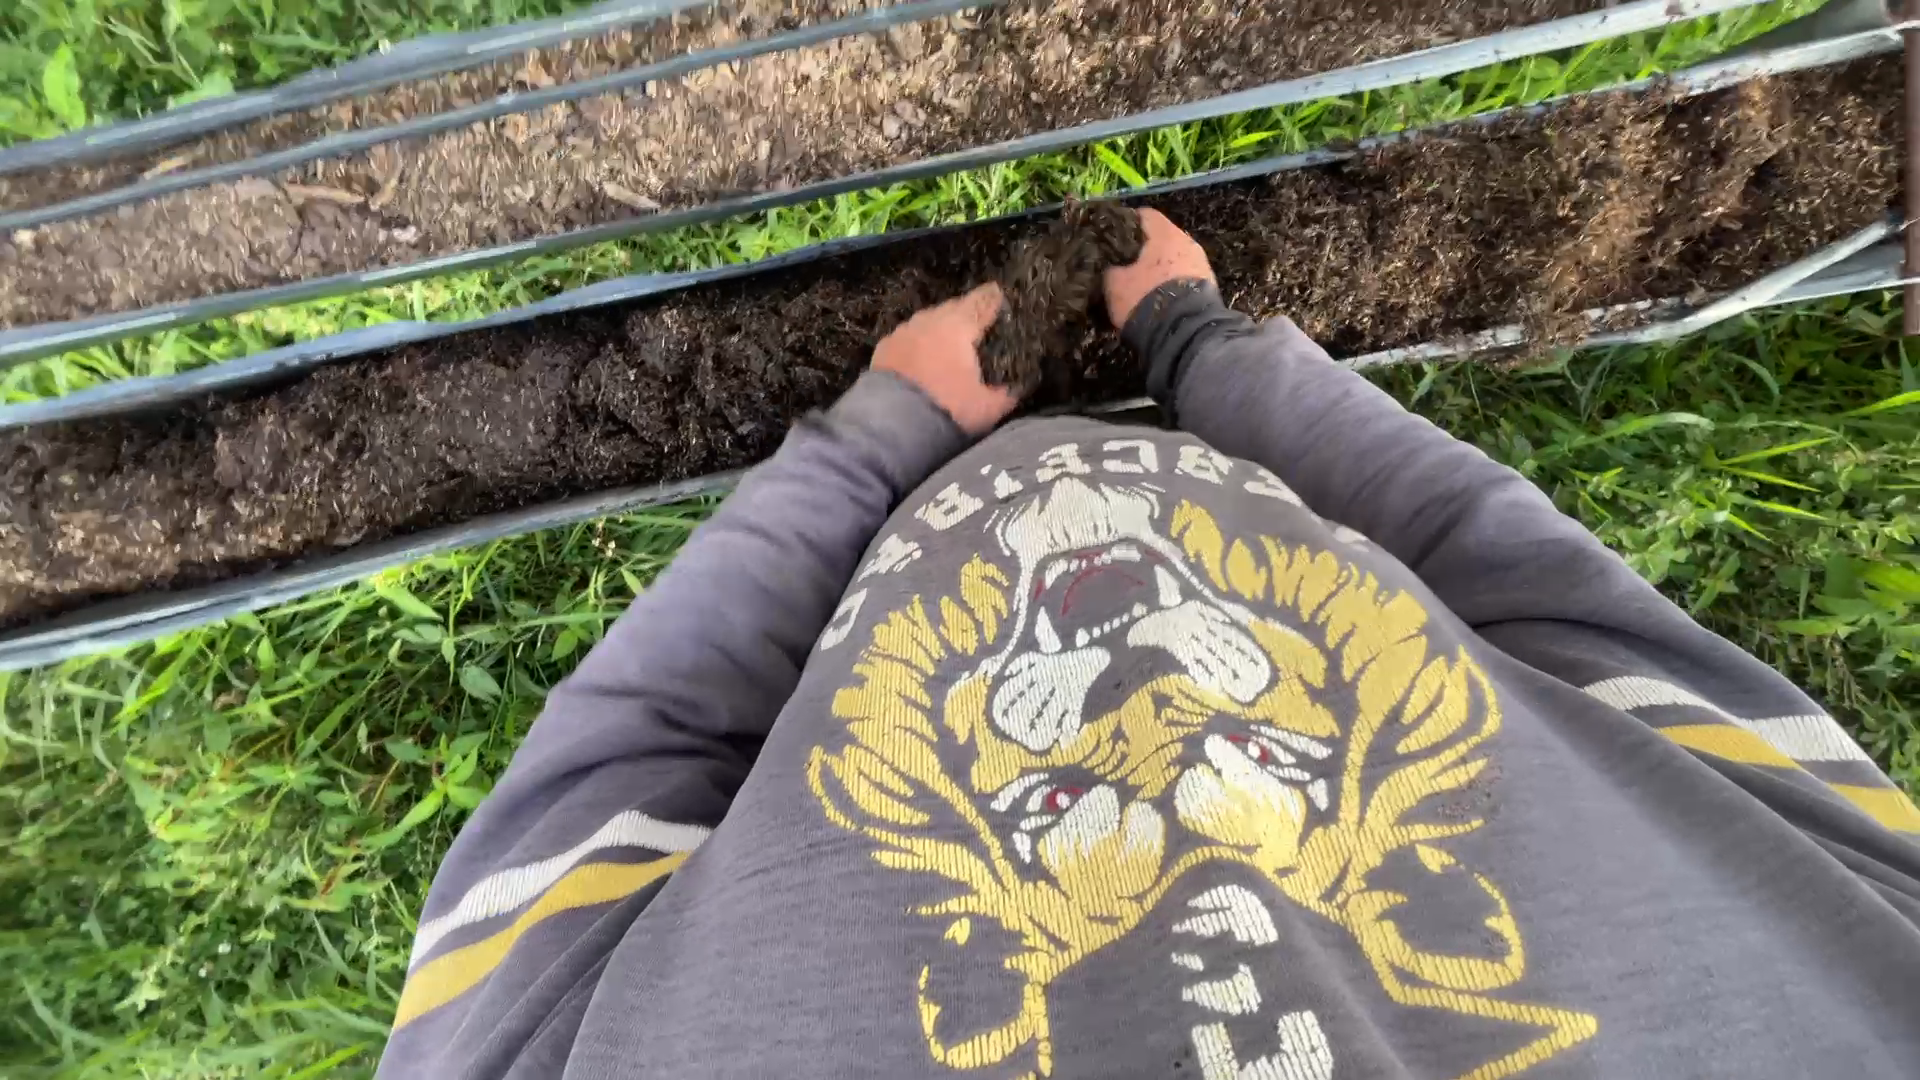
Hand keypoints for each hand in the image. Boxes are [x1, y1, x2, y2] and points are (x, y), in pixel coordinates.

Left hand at [872, 283, 1017, 434]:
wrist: (894, 425)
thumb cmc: (948, 409)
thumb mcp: (987, 408)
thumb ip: (1006, 394)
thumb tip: (1016, 388)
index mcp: (960, 326)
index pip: (982, 302)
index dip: (993, 299)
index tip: (998, 294)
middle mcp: (930, 321)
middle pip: (953, 309)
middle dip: (965, 314)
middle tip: (975, 326)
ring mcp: (903, 332)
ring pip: (927, 322)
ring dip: (938, 330)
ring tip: (946, 346)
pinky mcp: (883, 349)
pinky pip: (907, 339)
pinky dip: (916, 345)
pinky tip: (919, 359)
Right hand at [1102, 208, 1216, 329]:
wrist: (1182, 332)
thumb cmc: (1143, 299)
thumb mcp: (1112, 283)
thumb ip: (1108, 265)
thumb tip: (1105, 260)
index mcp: (1163, 231)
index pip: (1142, 215)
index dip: (1123, 225)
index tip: (1110, 240)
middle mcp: (1186, 240)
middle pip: (1159, 238)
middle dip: (1141, 250)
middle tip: (1122, 266)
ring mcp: (1200, 263)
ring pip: (1172, 259)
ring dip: (1157, 269)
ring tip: (1139, 286)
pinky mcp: (1207, 286)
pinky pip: (1182, 278)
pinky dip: (1169, 284)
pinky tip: (1157, 299)